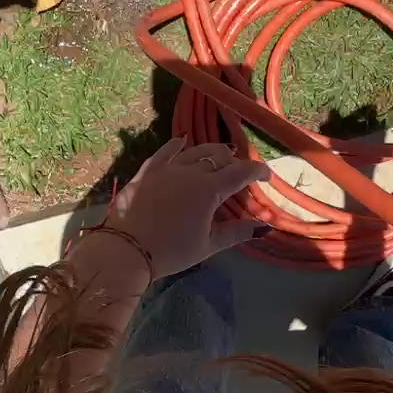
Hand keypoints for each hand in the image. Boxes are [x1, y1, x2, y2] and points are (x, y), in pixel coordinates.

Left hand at [103, 136, 271, 277]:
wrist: (127, 250)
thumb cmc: (171, 251)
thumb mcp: (207, 245)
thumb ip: (236, 232)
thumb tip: (263, 228)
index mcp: (209, 190)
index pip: (241, 173)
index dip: (257, 171)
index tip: (266, 176)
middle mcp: (190, 172)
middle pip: (218, 157)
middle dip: (233, 162)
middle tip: (238, 173)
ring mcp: (167, 169)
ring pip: (194, 151)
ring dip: (210, 152)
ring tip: (218, 157)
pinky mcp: (147, 171)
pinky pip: (165, 152)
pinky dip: (176, 145)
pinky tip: (182, 141)